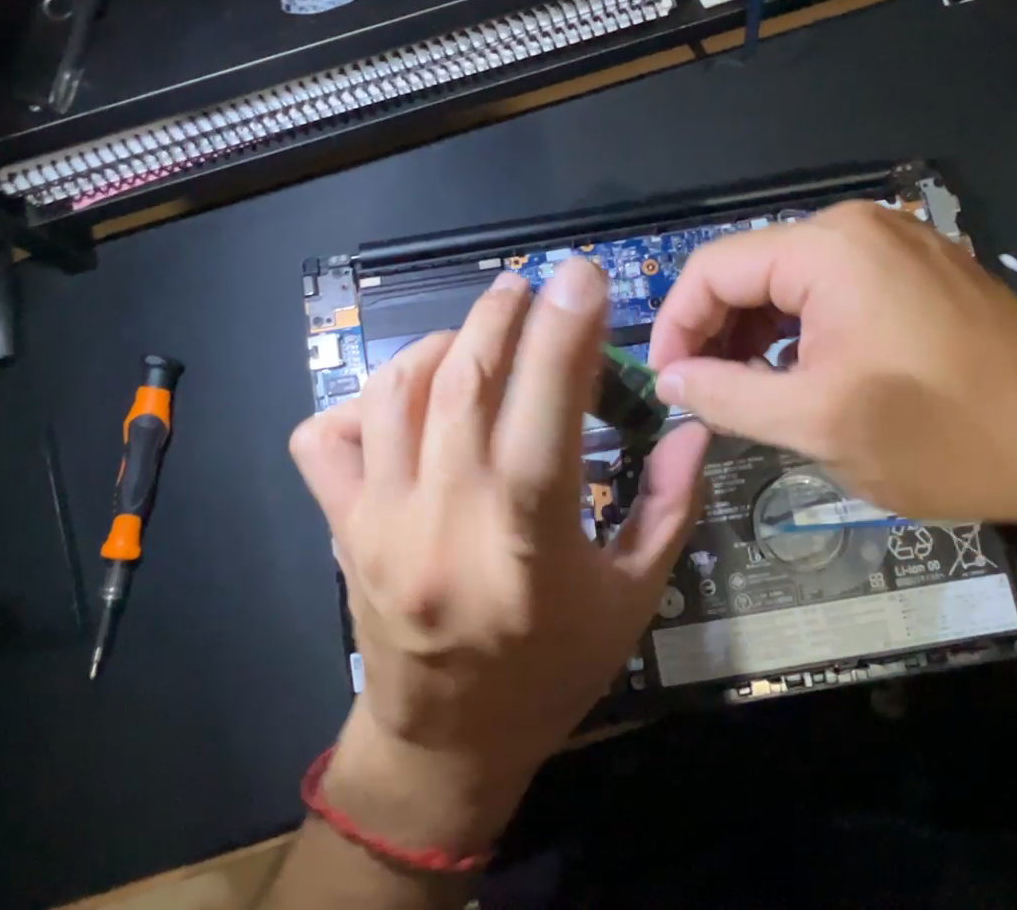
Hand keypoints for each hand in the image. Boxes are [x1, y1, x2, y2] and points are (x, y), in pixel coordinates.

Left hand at [291, 260, 710, 851]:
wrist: (449, 741)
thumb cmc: (551, 673)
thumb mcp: (632, 602)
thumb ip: (666, 507)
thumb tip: (693, 428)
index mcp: (526, 540)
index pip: (545, 410)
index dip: (565, 332)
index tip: (581, 275)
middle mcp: (443, 519)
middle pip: (462, 382)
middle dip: (499, 314)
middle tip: (527, 286)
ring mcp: (380, 522)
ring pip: (392, 394)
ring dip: (438, 345)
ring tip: (475, 338)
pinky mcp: (342, 529)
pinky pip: (323, 439)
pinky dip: (358, 401)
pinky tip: (399, 405)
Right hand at [647, 201, 1016, 528]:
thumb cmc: (945, 436)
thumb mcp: (815, 423)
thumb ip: (725, 396)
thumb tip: (669, 381)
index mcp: (829, 249)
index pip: (711, 269)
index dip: (674, 327)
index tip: (664, 386)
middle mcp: (861, 229)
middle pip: (750, 271)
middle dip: (714, 334)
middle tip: (701, 398)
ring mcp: (899, 248)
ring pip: (790, 286)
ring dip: (755, 338)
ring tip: (745, 397)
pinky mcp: (924, 276)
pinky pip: (835, 295)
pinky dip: (800, 336)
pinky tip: (798, 380)